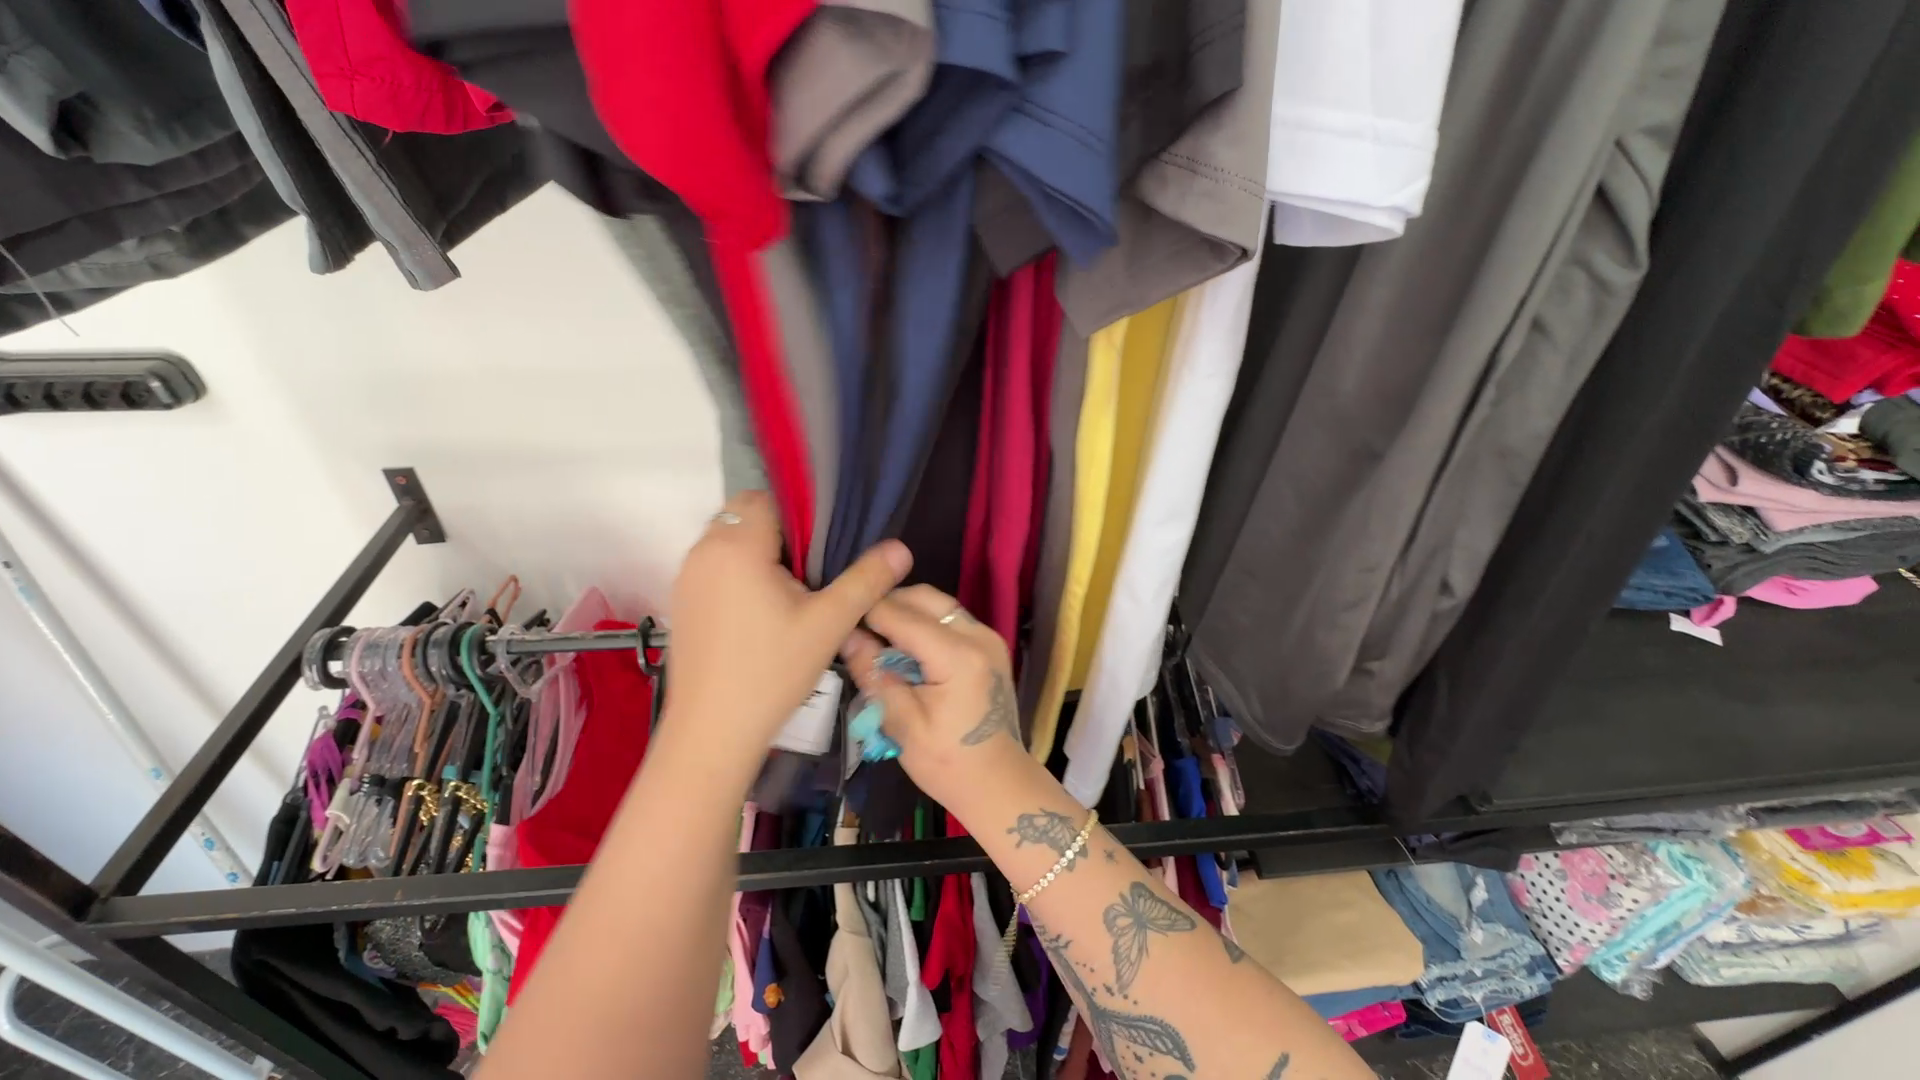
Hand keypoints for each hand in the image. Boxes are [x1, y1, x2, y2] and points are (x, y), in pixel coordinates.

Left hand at [665, 492, 909, 763]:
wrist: (713, 730)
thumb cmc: (772, 672)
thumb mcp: (828, 624)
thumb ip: (865, 580)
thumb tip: (901, 548)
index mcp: (736, 546)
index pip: (766, 498)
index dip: (798, 514)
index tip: (823, 547)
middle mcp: (703, 551)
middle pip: (744, 515)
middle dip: (778, 533)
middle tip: (810, 571)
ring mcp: (686, 577)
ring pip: (727, 541)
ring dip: (757, 553)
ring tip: (789, 593)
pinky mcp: (682, 602)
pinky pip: (713, 566)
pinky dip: (737, 573)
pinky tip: (761, 613)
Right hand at [841, 585, 1032, 809]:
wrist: (997, 783)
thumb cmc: (948, 762)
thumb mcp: (901, 723)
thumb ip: (873, 673)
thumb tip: (846, 635)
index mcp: (958, 656)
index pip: (902, 614)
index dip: (867, 612)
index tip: (838, 618)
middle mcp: (978, 635)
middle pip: (924, 597)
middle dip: (888, 605)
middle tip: (857, 628)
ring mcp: (988, 637)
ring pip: (937, 604)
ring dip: (906, 612)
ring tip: (877, 639)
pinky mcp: (988, 645)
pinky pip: (949, 619)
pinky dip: (924, 624)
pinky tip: (904, 649)